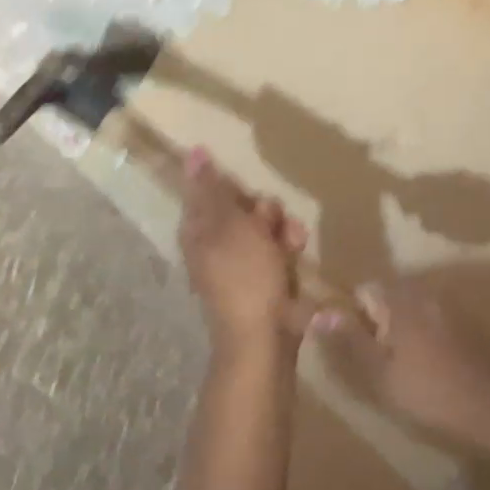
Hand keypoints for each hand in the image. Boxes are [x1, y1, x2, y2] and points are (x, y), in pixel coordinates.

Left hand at [178, 148, 313, 347]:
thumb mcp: (229, 225)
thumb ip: (212, 188)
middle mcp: (215, 246)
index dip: (234, 189)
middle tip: (270, 221)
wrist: (264, 338)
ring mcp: (240, 265)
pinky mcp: (264, 280)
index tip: (247, 195)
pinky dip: (287, 250)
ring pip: (265, 229)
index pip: (212, 192)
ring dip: (282, 228)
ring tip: (292, 241)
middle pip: (242, 209)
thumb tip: (192, 152)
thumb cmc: (245, 277)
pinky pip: (277, 252)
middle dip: (264, 210)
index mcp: (197, 231)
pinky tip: (298, 253)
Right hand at [313, 281, 489, 442]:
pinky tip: (428, 366)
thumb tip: (319, 312)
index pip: (364, 289)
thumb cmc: (428, 392)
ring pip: (413, 309)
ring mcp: (451, 307)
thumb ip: (349, 339)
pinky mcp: (468, 324)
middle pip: (390, 296)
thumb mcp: (379, 372)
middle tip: (377, 359)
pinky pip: (434, 321)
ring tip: (401, 366)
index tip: (354, 345)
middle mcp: (426, 294)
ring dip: (403, 329)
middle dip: (379, 321)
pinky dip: (425, 337)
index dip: (353, 315)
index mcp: (400, 301)